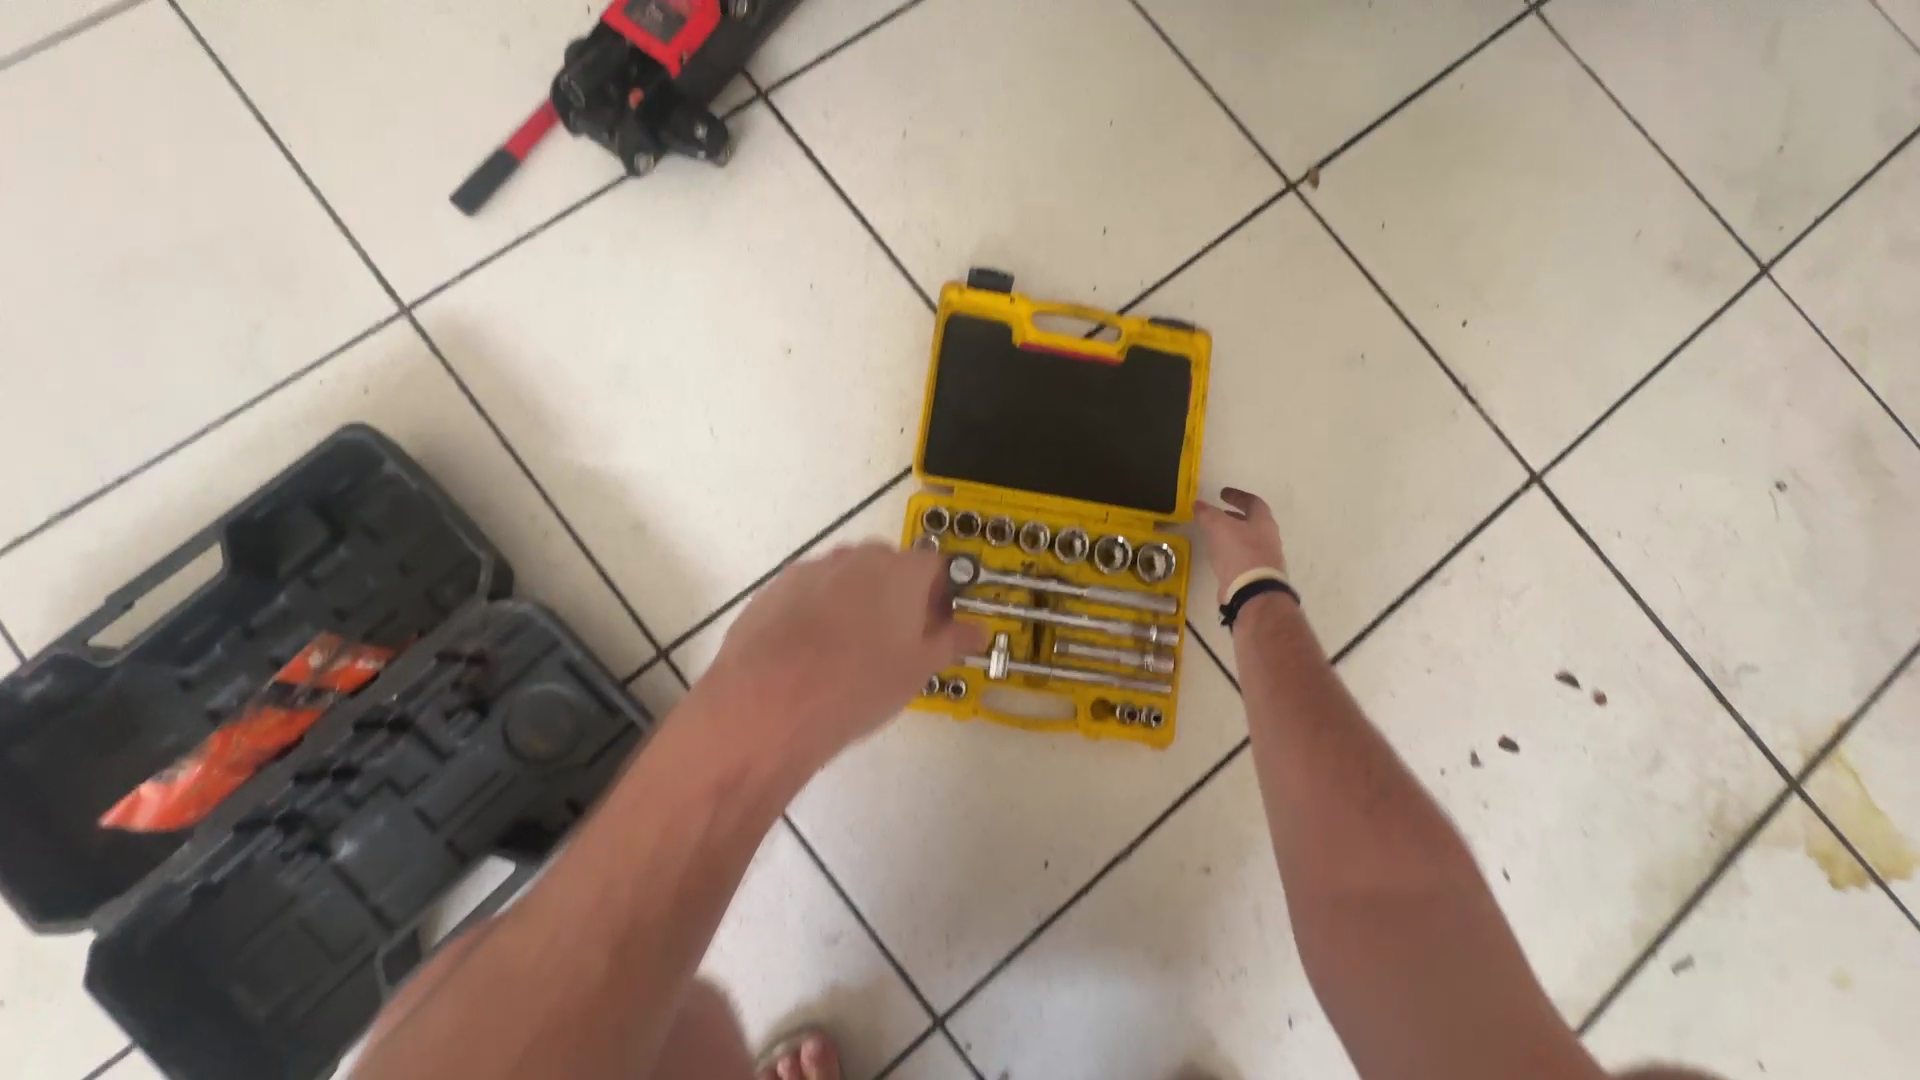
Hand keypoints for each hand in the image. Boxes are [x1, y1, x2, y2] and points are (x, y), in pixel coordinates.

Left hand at [704, 543, 987, 763]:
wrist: (768, 705)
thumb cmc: (856, 686)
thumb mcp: (917, 670)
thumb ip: (951, 641)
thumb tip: (975, 630)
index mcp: (899, 571)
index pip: (936, 564)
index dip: (942, 593)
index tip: (937, 624)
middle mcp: (855, 558)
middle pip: (889, 566)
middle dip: (899, 596)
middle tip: (898, 642)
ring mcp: (810, 570)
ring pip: (846, 579)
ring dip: (856, 602)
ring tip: (850, 653)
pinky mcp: (773, 590)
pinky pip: (809, 594)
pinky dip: (817, 613)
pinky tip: (812, 655)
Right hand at [1193, 487, 1289, 603]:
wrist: (1252, 590)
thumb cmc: (1239, 551)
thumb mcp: (1219, 526)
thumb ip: (1208, 514)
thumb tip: (1198, 504)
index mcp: (1263, 522)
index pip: (1253, 502)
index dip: (1237, 496)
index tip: (1223, 493)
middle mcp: (1268, 538)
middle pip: (1253, 522)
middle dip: (1235, 516)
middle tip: (1219, 513)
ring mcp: (1265, 559)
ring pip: (1248, 540)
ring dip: (1232, 535)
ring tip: (1215, 535)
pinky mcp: (1256, 575)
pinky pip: (1243, 558)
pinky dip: (1230, 553)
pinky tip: (1218, 557)